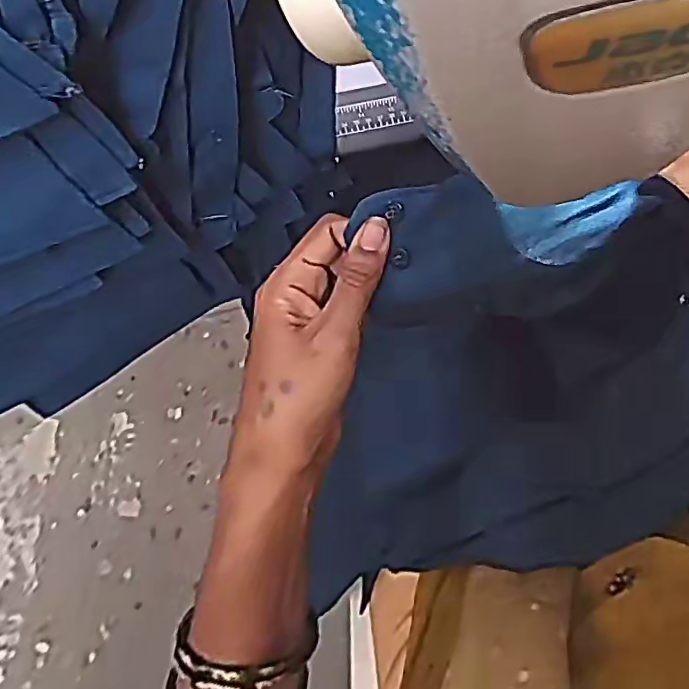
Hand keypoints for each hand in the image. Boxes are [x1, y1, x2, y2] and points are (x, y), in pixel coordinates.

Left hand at [227, 213, 390, 483]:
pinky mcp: (320, 336)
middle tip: (404, 263)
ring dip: (370, 278)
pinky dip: (367, 300)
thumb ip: (358, 277)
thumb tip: (376, 230)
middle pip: (335, 251)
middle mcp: (292, 294)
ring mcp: (306, 316)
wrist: (284, 459)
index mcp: (284, 285)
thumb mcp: (335, 332)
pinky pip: (346, 302)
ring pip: (344, 277)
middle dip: (369, 253)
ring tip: (399, 285)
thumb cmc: (295, 402)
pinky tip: (387, 306)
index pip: (327, 232)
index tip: (397, 239)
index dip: (362, 231)